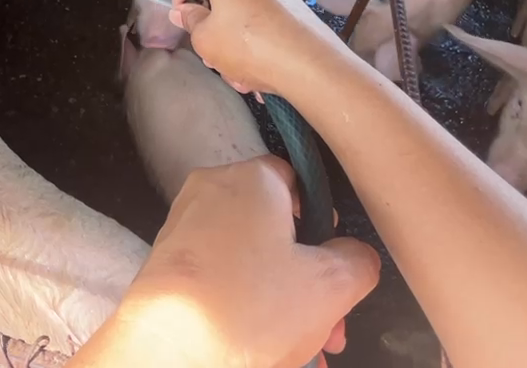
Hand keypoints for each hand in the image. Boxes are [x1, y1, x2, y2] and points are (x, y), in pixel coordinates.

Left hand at [102, 156, 378, 367]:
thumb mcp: (331, 284)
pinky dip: (248, 303)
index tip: (336, 261)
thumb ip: (356, 260)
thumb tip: (354, 252)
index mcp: (250, 177)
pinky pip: (222, 272)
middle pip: (276, 227)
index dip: (323, 219)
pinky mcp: (171, 256)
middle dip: (310, 280)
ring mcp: (187, 221)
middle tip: (332, 329)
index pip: (296, 179)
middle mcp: (212, 187)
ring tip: (308, 354)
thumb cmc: (254, 301)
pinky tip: (272, 350)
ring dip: (284, 301)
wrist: (172, 343)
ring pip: (251, 256)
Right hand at [168, 0, 341, 95]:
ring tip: (234, 70)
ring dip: (229, 35)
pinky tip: (256, 71)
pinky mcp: (294, 8)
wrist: (314, 68)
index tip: (184, 11)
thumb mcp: (205, 39)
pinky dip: (252, 40)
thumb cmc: (249, 46)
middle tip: (207, 47)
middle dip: (208, 17)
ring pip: (239, 8)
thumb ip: (190, 21)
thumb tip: (185, 11)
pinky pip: (261, 19)